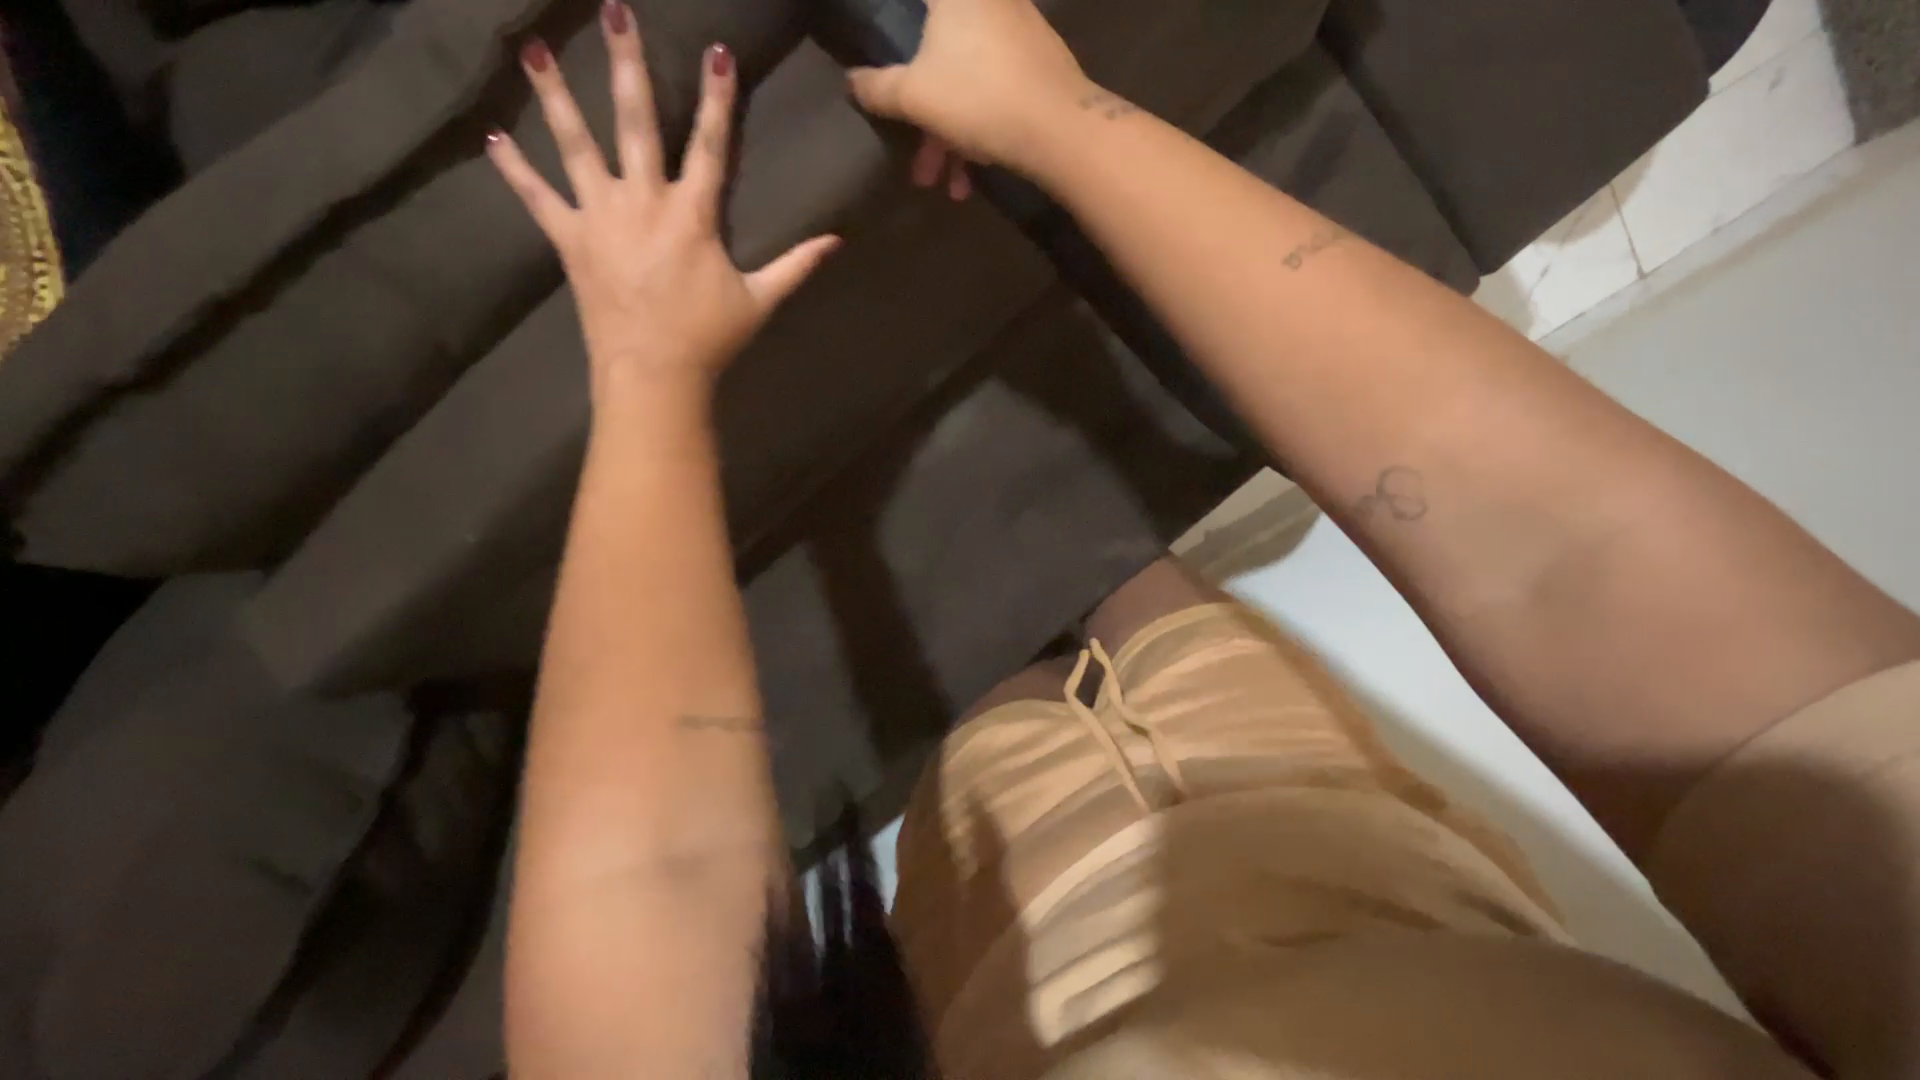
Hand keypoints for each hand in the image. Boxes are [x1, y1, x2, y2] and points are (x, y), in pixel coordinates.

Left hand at [487, 2, 839, 401]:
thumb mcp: (760, 301)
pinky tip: (493, 137)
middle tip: (612, 10)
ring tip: (534, 49)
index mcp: (694, 215)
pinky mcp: (571, 242)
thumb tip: (836, 242)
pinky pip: (538, 199)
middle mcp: (645, 203)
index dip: (717, 97)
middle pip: (636, 121)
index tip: (716, 50)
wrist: (654, 376)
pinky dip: (515, 170)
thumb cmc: (709, 339)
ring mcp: (602, 218)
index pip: (711, 144)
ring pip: (576, 146)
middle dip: (626, 63)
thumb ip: (796, 266)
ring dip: (555, 95)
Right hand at [846, 0, 1095, 192]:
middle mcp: (990, 3)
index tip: (899, 41)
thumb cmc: (976, 97)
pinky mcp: (1042, 67)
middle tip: (917, 155)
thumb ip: (878, 87)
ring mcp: (1021, 33)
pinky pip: (997, 94)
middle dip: (927, 112)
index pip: (918, 2)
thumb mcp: (913, 96)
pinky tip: (970, 180)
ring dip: (951, 137)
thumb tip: (852, 81)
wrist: (1058, 128)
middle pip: (943, 50)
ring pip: (971, 81)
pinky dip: (979, 132)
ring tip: (942, 184)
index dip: (903, 19)